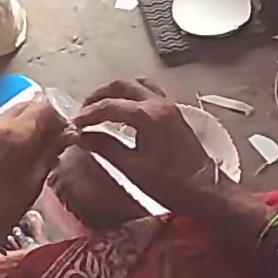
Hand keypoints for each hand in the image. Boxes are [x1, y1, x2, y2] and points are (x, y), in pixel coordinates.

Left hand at [0, 98, 76, 237]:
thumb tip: (69, 133)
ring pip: (19, 110)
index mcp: (17, 132)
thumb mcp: (35, 180)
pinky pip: (8, 120)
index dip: (62, 117)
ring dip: (34, 121)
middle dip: (48, 116)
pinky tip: (26, 147)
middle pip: (32, 103)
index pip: (47, 106)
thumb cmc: (2, 206)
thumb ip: (52, 150)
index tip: (70, 131)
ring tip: (43, 143)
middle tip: (59, 136)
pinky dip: (21, 126)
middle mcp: (1, 122)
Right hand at [71, 79, 255, 223]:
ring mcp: (168, 105)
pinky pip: (148, 93)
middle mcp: (158, 103)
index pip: (108, 106)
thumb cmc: (169, 184)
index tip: (71, 125)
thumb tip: (80, 137)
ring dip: (116, 92)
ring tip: (99, 109)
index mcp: (147, 114)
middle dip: (98, 96)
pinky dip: (131, 96)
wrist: (206, 191)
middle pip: (121, 85)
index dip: (86, 115)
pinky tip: (122, 113)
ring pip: (136, 85)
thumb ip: (104, 147)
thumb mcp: (131, 168)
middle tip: (82, 113)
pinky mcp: (173, 113)